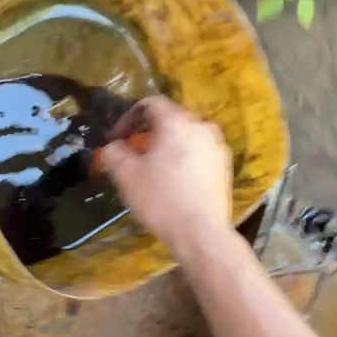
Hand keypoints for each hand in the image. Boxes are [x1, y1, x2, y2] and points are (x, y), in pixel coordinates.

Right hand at [98, 96, 232, 254]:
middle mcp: (201, 126)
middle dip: (146, 132)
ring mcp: (217, 146)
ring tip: (150, 166)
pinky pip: (196, 151)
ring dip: (164, 145)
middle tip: (131, 150)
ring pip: (184, 136)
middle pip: (169, 119)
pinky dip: (180, 157)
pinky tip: (170, 179)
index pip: (151, 104)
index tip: (116, 137)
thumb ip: (113, 152)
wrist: (200, 232)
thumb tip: (113, 147)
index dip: (128, 116)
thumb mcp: (125, 175)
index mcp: (176, 122)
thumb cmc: (160, 199)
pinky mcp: (223, 165)